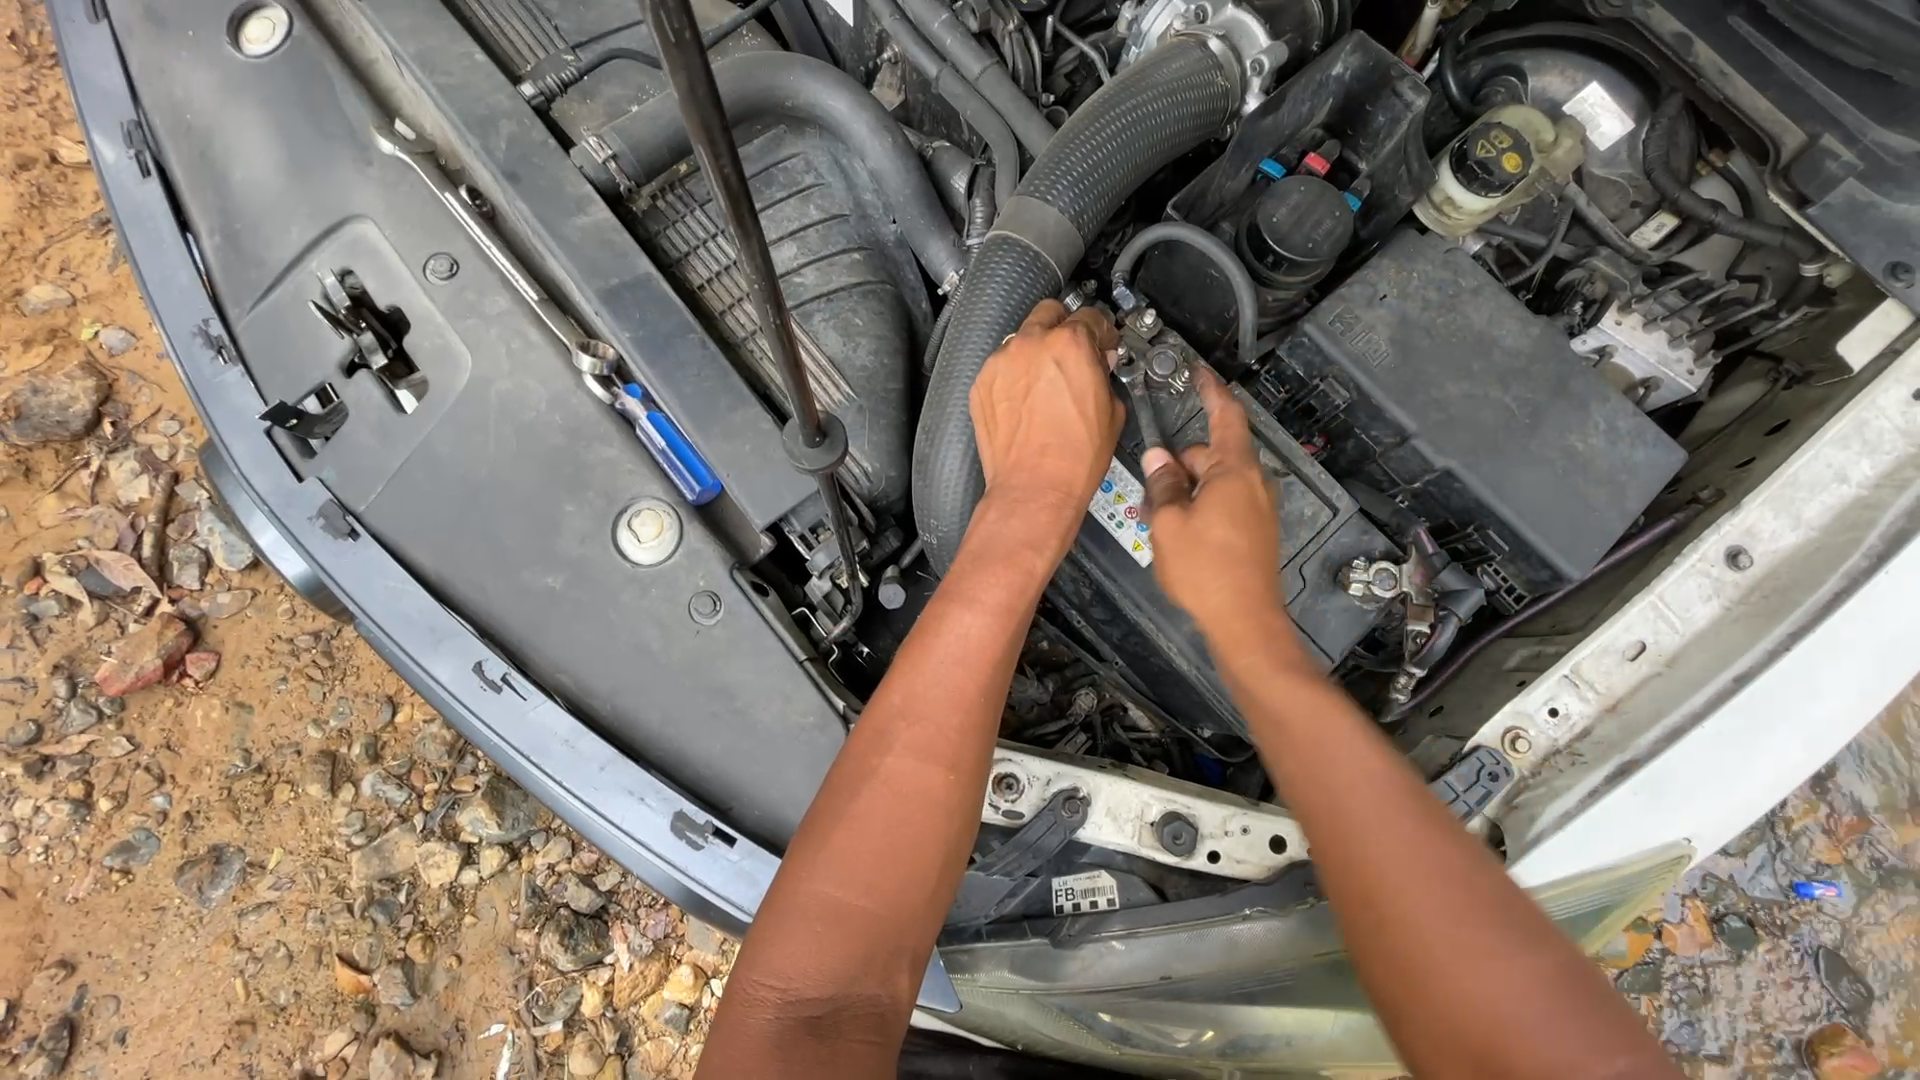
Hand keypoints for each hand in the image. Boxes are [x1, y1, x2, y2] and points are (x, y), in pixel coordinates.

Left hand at [970, 299, 1122, 552]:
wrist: (1034, 489)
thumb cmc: (1073, 458)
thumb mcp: (1112, 412)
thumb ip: (1104, 377)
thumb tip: (1099, 367)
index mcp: (1070, 344)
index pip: (1090, 316)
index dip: (1101, 331)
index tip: (1102, 342)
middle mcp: (1030, 345)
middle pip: (1048, 313)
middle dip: (1063, 326)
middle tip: (1071, 351)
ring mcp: (1000, 364)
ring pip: (1020, 340)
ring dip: (1034, 353)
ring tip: (1044, 383)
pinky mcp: (981, 385)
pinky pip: (1000, 369)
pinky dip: (1013, 377)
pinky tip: (1024, 403)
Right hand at [1143, 369, 1293, 650]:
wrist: (1244, 621)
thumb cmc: (1205, 569)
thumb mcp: (1168, 523)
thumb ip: (1161, 485)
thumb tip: (1157, 459)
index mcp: (1234, 471)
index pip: (1225, 416)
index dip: (1210, 391)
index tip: (1199, 373)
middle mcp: (1253, 483)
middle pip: (1208, 456)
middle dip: (1177, 468)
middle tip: (1148, 496)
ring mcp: (1257, 508)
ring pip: (1212, 484)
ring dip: (1184, 494)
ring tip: (1159, 526)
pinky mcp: (1255, 531)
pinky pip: (1222, 505)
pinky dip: (1198, 510)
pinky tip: (1179, 539)